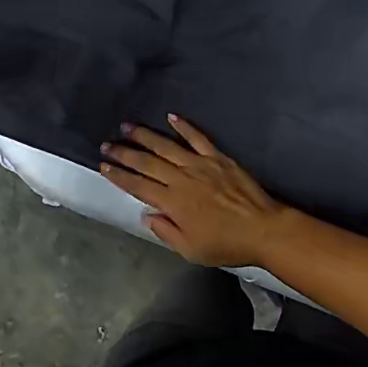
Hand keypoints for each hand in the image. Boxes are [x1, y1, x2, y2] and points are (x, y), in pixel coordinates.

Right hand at [99, 115, 291, 267]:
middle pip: (146, 162)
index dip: (118, 175)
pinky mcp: (217, 157)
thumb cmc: (226, 244)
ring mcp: (199, 164)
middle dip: (124, 152)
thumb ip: (166, 231)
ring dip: (144, 135)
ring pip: (165, 146)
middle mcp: (181, 179)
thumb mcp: (190, 250)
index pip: (137, 185)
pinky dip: (183, 126)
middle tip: (107, 144)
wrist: (263, 229)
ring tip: (128, 126)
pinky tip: (170, 116)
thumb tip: (146, 215)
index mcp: (172, 202)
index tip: (104, 166)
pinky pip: (197, 137)